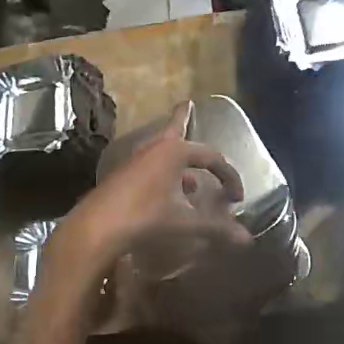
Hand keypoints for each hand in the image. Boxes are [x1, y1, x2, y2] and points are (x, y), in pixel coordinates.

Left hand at [53, 103, 250, 278]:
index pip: (211, 157)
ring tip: (187, 162)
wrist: (97, 229)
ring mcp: (135, 161)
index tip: (237, 198)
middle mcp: (154, 149)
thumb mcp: (186, 224)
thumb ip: (217, 228)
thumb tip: (246, 239)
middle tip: (187, 104)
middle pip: (174, 129)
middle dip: (183, 119)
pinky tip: (168, 192)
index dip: (229, 176)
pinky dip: (164, 171)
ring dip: (176, 153)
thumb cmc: (145, 218)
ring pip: (160, 149)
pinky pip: (150, 165)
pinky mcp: (122, 176)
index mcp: (174, 152)